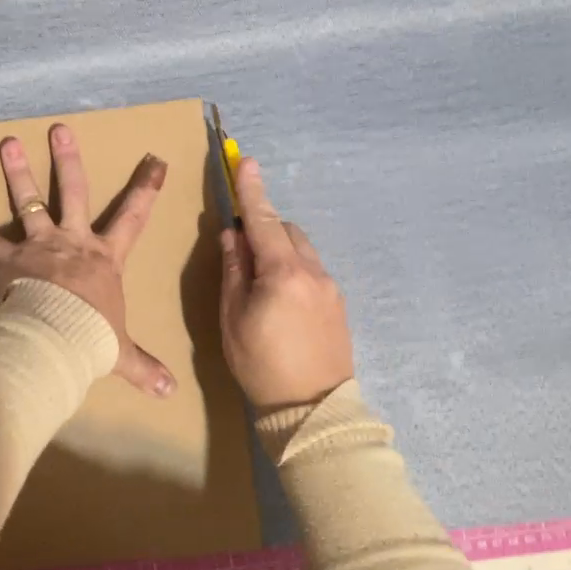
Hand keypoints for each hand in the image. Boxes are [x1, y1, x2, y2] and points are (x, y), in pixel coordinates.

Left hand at [0, 123, 176, 396]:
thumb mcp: (119, 350)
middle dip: (67, 160)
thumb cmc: (90, 338)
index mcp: (103, 258)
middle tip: (59, 130)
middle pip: (72, 192)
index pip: (133, 217)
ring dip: (17, 172)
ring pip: (29, 201)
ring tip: (8, 143)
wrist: (56, 339)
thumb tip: (170, 393)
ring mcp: (39, 246)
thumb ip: (143, 367)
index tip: (155, 160)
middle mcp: (71, 242)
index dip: (146, 188)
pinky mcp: (10, 259)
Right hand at [220, 158, 354, 411]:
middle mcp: (313, 272)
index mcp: (283, 272)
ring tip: (258, 284)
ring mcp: (331, 288)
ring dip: (279, 251)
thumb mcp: (232, 316)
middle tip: (239, 252)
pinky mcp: (338, 305)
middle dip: (264, 229)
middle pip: (287, 231)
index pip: (264, 220)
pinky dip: (292, 270)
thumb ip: (234, 270)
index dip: (251, 190)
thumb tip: (233, 235)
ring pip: (302, 250)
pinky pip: (311, 271)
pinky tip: (279, 301)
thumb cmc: (260, 363)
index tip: (246, 161)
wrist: (312, 409)